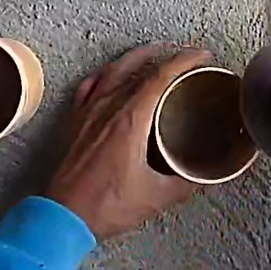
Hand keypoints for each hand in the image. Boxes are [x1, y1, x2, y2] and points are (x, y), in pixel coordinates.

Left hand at [46, 44, 209, 238]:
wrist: (61, 218)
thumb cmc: (104, 206)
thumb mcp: (156, 196)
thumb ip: (187, 183)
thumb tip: (208, 175)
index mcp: (131, 119)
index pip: (161, 76)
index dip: (185, 60)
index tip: (202, 56)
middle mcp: (109, 107)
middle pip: (141, 68)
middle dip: (167, 56)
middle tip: (185, 56)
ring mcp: (89, 112)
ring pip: (114, 70)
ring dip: (137, 57)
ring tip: (153, 51)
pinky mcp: (76, 122)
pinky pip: (90, 85)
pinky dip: (105, 74)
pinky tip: (109, 74)